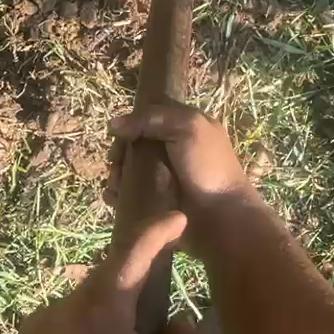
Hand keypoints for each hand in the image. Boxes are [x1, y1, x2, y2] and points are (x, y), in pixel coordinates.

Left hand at [13, 211, 215, 333]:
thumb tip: (172, 320)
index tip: (176, 218)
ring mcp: (39, 325)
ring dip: (112, 324)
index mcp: (102, 313)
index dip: (158, 232)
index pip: (134, 253)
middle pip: (110, 284)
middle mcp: (63, 308)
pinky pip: (69, 326)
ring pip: (90, 308)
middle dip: (137, 300)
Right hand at [107, 104, 261, 224]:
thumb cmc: (208, 167)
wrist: (221, 216)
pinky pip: (127, 193)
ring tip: (117, 185)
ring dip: (116, 174)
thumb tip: (113, 125)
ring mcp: (160, 177)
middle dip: (119, 152)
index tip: (118, 135)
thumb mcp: (187, 127)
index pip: (146, 118)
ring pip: (126, 168)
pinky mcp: (153, 201)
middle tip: (117, 164)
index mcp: (182, 128)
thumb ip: (151, 118)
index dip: (130, 123)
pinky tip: (115, 197)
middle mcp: (170, 150)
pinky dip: (117, 194)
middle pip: (132, 144)